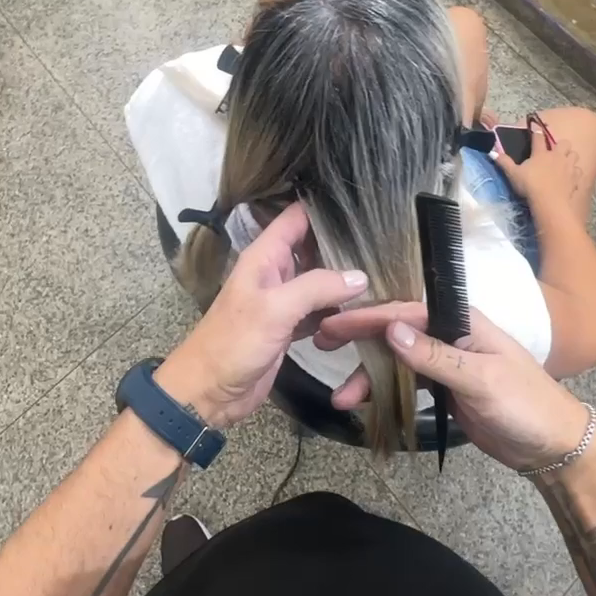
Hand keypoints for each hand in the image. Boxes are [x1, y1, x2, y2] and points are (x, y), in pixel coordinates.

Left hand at [154, 203, 367, 429]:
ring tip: (384, 272)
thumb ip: (317, 287)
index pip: (297, 217)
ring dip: (344, 279)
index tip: (363, 205)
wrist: (208, 391)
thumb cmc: (233, 343)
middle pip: (314, 246)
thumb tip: (360, 276)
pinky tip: (363, 311)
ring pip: (319, 279)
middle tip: (387, 243)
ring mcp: (283, 299)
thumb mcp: (275, 309)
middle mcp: (275, 271)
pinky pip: (319, 309)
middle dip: (343, 244)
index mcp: (265, 255)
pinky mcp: (289, 326)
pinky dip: (337, 310)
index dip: (325, 207)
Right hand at [315, 302, 590, 471]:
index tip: (333, 323)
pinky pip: (406, 381)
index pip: (405, 311)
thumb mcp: (481, 380)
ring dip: (369, 376)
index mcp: (461, 318)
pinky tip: (364, 404)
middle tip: (320, 342)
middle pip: (395, 329)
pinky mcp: (443, 386)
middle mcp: (449, 332)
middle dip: (358, 337)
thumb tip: (390, 329)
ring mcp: (444, 359)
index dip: (368, 317)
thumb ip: (434, 355)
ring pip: (396, 359)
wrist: (554, 446)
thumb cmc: (525, 404)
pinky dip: (384, 391)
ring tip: (341, 398)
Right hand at [489, 115, 585, 214]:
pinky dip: (576, 172)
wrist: (550, 201)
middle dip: (561, 145)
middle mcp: (556, 156)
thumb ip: (504, 162)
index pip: (538, 138)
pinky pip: (579, 171)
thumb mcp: (513, 174)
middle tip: (555, 151)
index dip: (536, 132)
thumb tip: (492, 152)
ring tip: (565, 162)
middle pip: (564, 143)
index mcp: (540, 153)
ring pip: (574, 154)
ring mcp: (568, 166)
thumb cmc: (530, 186)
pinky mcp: (576, 178)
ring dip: (570, 156)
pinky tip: (571, 176)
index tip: (536, 129)